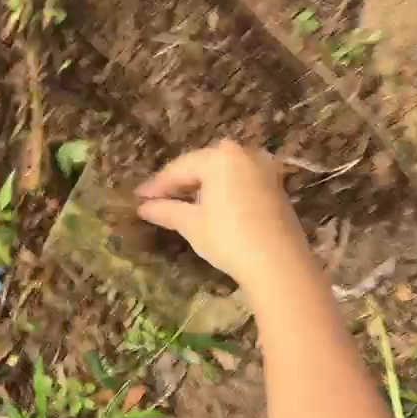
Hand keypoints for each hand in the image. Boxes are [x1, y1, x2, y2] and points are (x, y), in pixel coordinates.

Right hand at [136, 140, 312, 290]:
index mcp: (221, 157)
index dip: (157, 185)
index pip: (180, 168)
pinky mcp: (274, 186)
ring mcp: (263, 168)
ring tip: (179, 204)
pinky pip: (238, 181)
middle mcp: (244, 154)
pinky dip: (220, 191)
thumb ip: (166, 210)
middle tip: (156, 200)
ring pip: (221, 173)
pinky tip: (207, 206)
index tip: (138, 197)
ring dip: (200, 187)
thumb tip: (144, 207)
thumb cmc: (229, 237)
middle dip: (179, 183)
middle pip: (202, 165)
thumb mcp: (191, 224)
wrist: (277, 263)